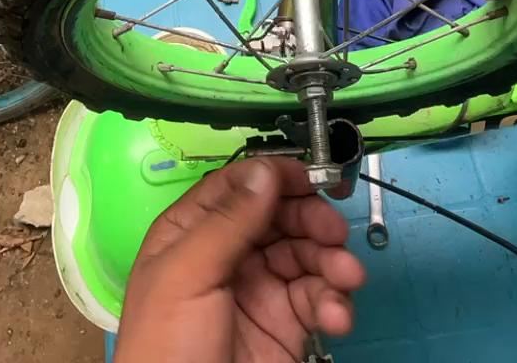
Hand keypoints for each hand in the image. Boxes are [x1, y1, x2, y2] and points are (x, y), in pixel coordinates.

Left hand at [113, 157, 366, 362]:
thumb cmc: (169, 348)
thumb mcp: (189, 276)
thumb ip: (228, 220)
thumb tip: (265, 171)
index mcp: (192, 233)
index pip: (237, 186)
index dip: (274, 176)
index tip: (311, 175)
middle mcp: (227, 255)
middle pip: (279, 216)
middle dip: (311, 219)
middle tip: (335, 232)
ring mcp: (258, 291)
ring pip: (304, 254)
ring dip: (332, 260)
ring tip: (347, 277)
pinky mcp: (284, 328)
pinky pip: (317, 298)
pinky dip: (335, 301)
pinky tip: (337, 315)